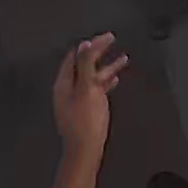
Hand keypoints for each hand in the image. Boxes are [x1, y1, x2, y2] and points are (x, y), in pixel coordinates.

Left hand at [53, 33, 127, 167]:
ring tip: (123, 58)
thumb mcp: (87, 88)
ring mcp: (77, 98)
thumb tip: (85, 44)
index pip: (76, 56)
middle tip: (113, 39)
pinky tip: (116, 78)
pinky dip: (106, 80)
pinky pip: (96, 88)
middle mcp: (68, 88)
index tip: (106, 36)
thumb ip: (86, 65)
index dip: (90, 44)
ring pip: (92, 76)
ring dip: (106, 66)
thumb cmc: (85, 119)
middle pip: (84, 64)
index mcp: (64, 82)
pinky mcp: (86, 107)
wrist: (85, 150)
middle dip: (98, 52)